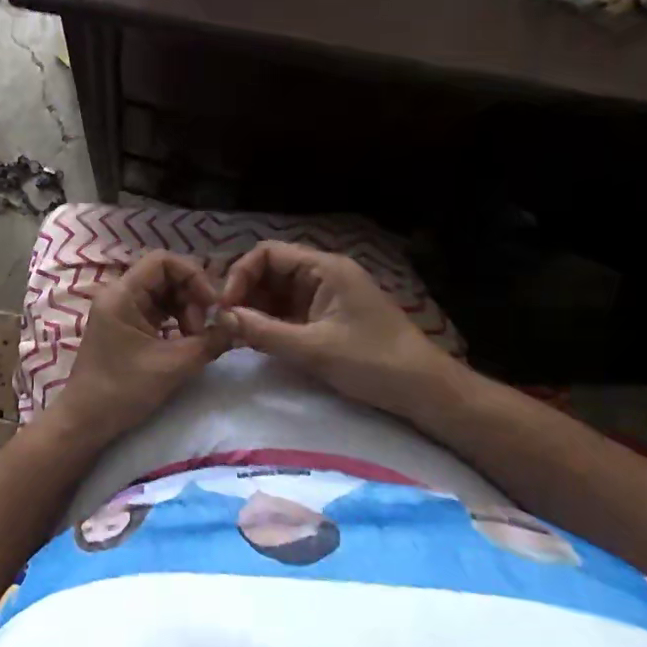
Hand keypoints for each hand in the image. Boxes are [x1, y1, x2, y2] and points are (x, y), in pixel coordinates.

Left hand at [53, 252, 230, 442]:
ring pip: (162, 294)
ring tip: (196, 338)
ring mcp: (120, 311)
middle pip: (164, 276)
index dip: (193, 276)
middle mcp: (118, 295)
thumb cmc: (123, 390)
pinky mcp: (124, 328)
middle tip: (204, 328)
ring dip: (185, 310)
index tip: (211, 305)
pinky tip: (186, 341)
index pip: (162, 261)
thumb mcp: (173, 365)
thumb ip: (210, 341)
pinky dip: (175, 321)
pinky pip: (155, 311)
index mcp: (122, 294)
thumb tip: (238, 324)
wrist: (86, 420)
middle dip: (191, 296)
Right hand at [218, 241, 469, 418]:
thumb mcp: (313, 349)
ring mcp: (324, 297)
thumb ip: (263, 332)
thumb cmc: (373, 363)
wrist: (426, 392)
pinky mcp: (325, 318)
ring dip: (252, 308)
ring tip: (233, 331)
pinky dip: (267, 322)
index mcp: (324, 269)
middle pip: (269, 271)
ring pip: (275, 292)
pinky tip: (252, 339)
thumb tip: (220, 318)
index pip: (267, 254)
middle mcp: (322, 275)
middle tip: (222, 320)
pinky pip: (286, 311)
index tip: (225, 305)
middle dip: (243, 292)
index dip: (240, 274)